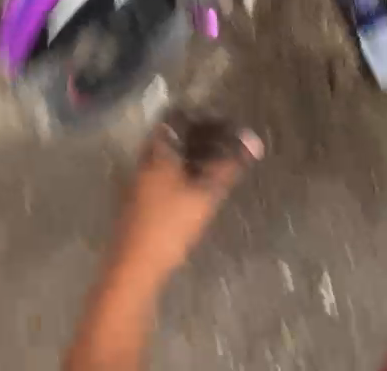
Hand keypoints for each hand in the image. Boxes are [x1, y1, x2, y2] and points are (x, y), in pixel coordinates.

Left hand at [105, 117, 262, 281]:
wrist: (133, 268)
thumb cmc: (170, 225)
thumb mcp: (205, 195)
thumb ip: (229, 166)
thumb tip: (253, 142)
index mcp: (157, 150)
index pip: (178, 116)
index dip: (203, 116)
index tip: (225, 123)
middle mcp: (145, 158)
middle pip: (173, 136)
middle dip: (200, 137)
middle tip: (225, 145)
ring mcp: (139, 180)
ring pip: (169, 156)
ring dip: (192, 156)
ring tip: (217, 165)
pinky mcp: (139, 199)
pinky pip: (164, 173)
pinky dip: (183, 172)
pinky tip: (198, 187)